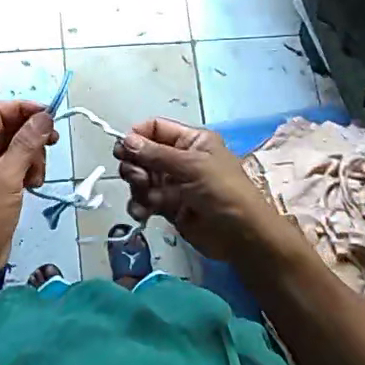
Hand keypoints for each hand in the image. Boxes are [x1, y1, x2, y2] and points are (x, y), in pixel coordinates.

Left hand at [0, 100, 58, 281]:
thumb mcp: (9, 174)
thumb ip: (27, 141)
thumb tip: (44, 114)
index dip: (24, 110)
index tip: (50, 116)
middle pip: (7, 129)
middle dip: (31, 136)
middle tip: (52, 144)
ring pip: (14, 148)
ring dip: (31, 156)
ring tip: (36, 176)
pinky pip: (13, 166)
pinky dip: (26, 171)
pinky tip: (33, 184)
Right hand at [114, 119, 298, 262]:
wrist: (242, 236)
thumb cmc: (223, 192)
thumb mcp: (192, 166)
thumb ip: (156, 154)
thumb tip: (125, 139)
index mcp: (191, 141)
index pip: (155, 129)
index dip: (137, 136)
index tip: (122, 149)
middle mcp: (180, 159)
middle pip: (142, 154)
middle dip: (135, 165)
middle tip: (139, 178)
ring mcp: (173, 184)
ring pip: (140, 178)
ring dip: (137, 188)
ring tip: (148, 199)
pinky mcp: (168, 206)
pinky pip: (144, 200)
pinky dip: (139, 205)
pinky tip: (144, 213)